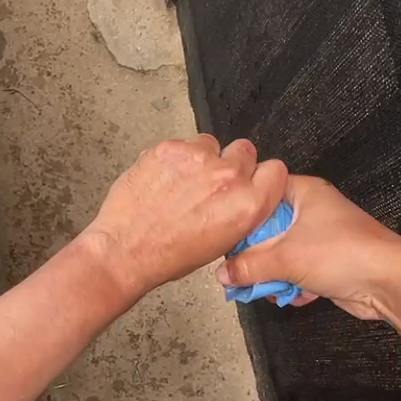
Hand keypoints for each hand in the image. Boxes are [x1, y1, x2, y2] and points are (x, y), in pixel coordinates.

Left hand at [80, 135, 288, 296]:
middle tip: (208, 186)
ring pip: (210, 144)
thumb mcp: (221, 243)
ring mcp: (198, 159)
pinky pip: (180, 145)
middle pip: (244, 151)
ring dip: (200, 160)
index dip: (260, 176)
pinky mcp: (170, 148)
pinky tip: (161, 182)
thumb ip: (241, 212)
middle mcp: (228, 177)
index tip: (249, 182)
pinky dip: (172, 159)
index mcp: (248, 205)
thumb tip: (243, 196)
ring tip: (180, 185)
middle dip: (229, 165)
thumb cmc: (169, 256)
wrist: (125, 251)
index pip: (275, 170)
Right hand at [214, 175, 400, 319]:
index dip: (241, 214)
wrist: (388, 282)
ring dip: (272, 275)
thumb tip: (221, 275)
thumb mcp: (284, 258)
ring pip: (279, 254)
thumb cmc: (342, 254)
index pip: (260, 194)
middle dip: (254, 256)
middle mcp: (311, 210)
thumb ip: (247, 266)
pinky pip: (296, 272)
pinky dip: (291, 285)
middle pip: (267, 230)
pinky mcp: (326, 263)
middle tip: (241, 273)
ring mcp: (319, 237)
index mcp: (302, 192)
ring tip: (268, 289)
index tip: (224, 237)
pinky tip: (292, 296)